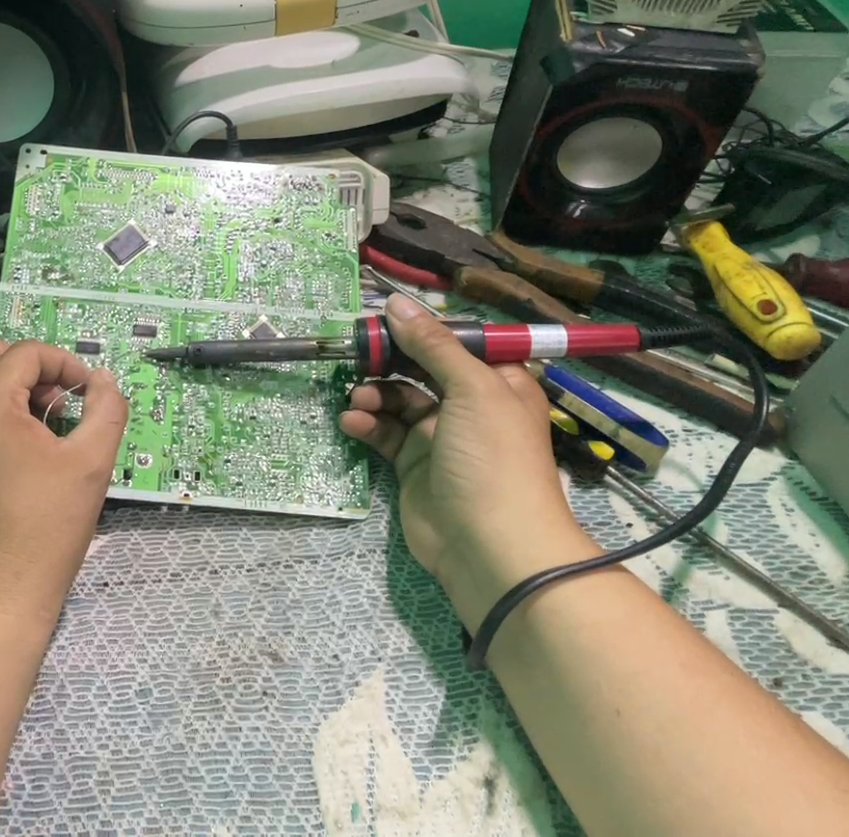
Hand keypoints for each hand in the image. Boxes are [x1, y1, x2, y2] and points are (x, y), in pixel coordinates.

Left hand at [0, 339, 128, 626]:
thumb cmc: (46, 528)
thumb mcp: (91, 464)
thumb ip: (106, 409)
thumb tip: (103, 379)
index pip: (26, 353)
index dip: (65, 363)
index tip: (88, 394)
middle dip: (33, 367)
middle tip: (61, 402)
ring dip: (12, 387)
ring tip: (46, 427)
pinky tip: (23, 452)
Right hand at [339, 295, 599, 629]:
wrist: (489, 545)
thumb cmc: (492, 456)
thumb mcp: (471, 388)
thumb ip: (432, 345)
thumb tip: (395, 303)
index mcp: (497, 382)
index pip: (459, 341)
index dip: (423, 328)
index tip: (385, 317)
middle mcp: (469, 405)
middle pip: (422, 367)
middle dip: (390, 358)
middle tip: (357, 350)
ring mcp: (439, 435)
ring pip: (398, 399)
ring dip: (374, 392)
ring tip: (357, 397)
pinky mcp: (413, 464)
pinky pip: (384, 432)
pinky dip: (366, 424)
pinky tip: (351, 421)